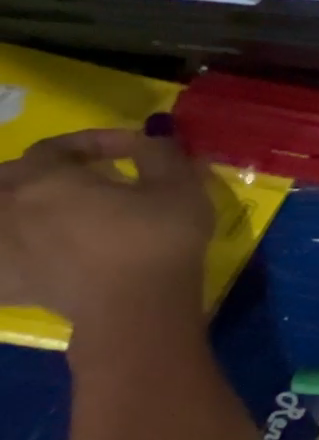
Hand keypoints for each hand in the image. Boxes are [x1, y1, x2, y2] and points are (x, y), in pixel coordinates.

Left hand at [0, 130, 213, 335]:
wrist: (139, 302)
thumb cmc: (161, 234)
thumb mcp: (179, 183)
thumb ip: (159, 152)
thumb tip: (151, 137)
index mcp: (47, 181)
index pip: (53, 147)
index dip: (93, 140)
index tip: (135, 148)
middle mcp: (12, 211)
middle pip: (8, 180)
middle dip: (38, 171)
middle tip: (80, 174)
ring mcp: (6, 250)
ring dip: (16, 210)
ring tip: (47, 212)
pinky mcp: (11, 283)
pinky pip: (0, 264)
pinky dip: (9, 255)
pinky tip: (28, 254)